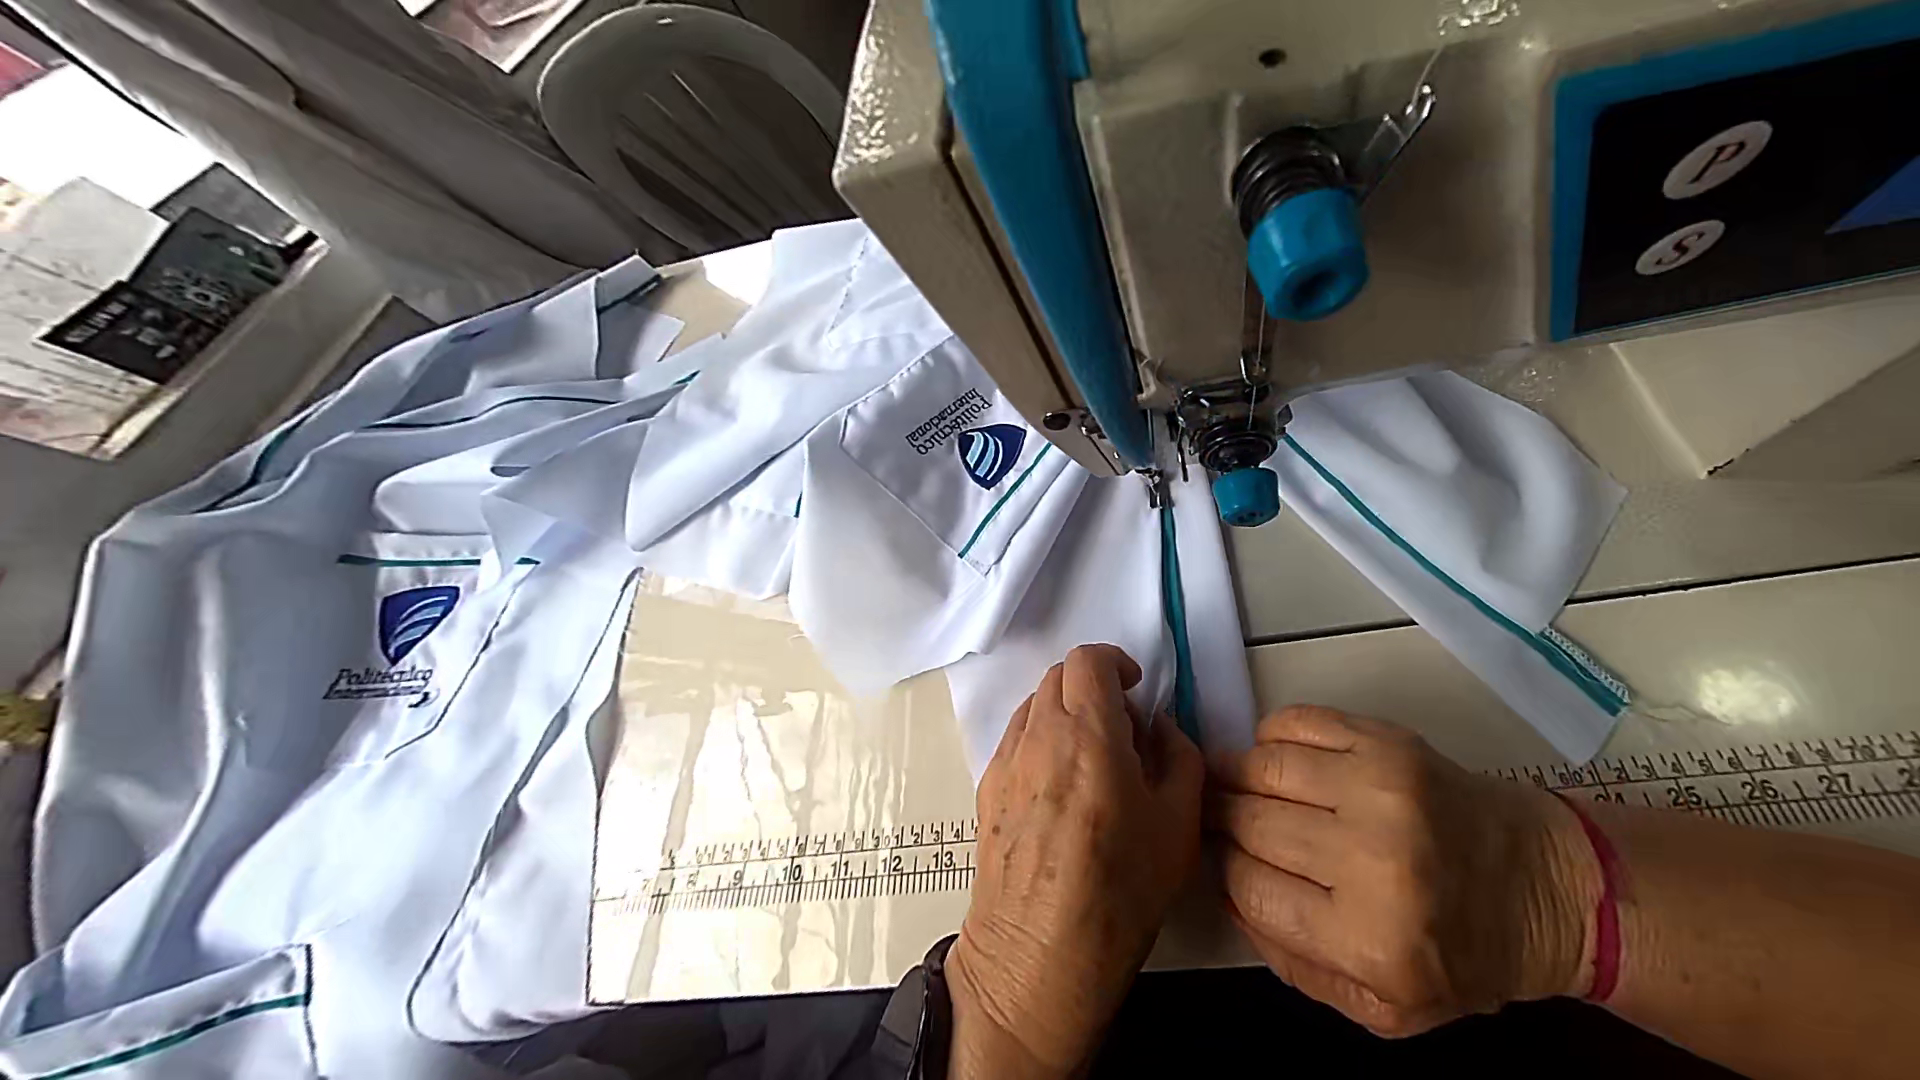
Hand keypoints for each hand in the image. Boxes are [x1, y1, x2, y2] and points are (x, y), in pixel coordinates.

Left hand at [946, 645, 1203, 1078]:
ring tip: (1091, 757)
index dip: (1114, 662)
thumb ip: (1178, 756)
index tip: (1134, 687)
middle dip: (1093, 686)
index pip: (1087, 660)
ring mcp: (1006, 759)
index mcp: (1087, 734)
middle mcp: (1039, 735)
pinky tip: (1060, 785)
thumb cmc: (1118, 891)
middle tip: (1121, 727)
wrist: (1038, 954)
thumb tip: (1158, 725)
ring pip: (1035, 703)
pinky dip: (1041, 737)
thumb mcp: (1178, 824)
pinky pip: (1017, 737)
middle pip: (1058, 675)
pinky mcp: (987, 784)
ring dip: (1065, 711)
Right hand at [1208, 706, 1600, 1036]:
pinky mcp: (1387, 741)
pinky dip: (1270, 739)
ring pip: (1259, 766)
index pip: (1245, 884)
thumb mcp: (1378, 1005)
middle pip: (1246, 820)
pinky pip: (1290, 722)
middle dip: (1222, 819)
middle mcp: (1375, 860)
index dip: (1223, 867)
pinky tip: (1285, 763)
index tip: (1227, 858)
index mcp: (1370, 941)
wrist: (1545, 885)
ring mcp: (1382, 790)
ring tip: (1244, 786)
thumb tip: (1221, 884)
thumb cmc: (1458, 951)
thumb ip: (1286, 957)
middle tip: (1223, 818)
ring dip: (1238, 775)